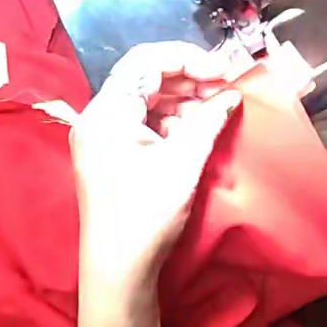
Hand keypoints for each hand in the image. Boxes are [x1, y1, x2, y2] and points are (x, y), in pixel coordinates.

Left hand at [71, 43, 240, 326]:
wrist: (118, 268)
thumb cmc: (146, 215)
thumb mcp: (183, 162)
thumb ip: (208, 120)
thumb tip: (230, 96)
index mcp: (106, 112)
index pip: (146, 61)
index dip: (188, 58)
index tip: (223, 72)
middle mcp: (96, 118)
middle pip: (143, 78)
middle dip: (187, 79)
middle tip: (224, 90)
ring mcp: (99, 137)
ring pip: (143, 100)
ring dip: (179, 101)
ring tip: (213, 112)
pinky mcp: (107, 154)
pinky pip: (138, 123)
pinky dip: (167, 121)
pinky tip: (192, 131)